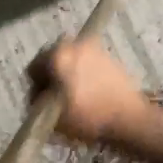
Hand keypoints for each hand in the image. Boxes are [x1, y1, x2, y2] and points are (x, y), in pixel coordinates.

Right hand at [28, 37, 149, 143]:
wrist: (129, 118)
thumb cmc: (88, 116)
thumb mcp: (53, 116)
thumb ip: (37, 104)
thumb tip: (36, 99)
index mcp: (57, 55)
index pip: (33, 68)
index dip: (34, 87)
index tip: (39, 103)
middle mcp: (74, 44)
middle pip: (52, 59)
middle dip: (50, 76)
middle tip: (53, 98)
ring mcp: (94, 48)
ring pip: (70, 59)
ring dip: (67, 74)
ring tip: (71, 96)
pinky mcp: (108, 56)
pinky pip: (87, 62)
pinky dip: (83, 73)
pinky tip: (87, 92)